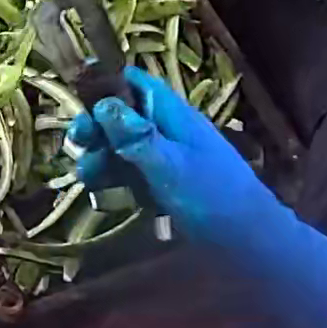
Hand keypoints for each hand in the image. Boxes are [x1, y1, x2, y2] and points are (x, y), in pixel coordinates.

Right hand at [70, 67, 326, 327]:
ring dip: (100, 157)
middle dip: (96, 127)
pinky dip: (115, 179)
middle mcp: (167, 130)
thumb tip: (102, 103)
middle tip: (75, 142)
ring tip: (86, 177)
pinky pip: (131, 173)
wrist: (251, 244)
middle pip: (122, 116)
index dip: (107, 84)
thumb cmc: (212, 197)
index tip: (78, 95)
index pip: (136, 83)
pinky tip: (101, 194)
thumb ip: (136, 135)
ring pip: (122, 147)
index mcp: (173, 114)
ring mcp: (166, 157)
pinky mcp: (164, 183)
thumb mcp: (170, 164)